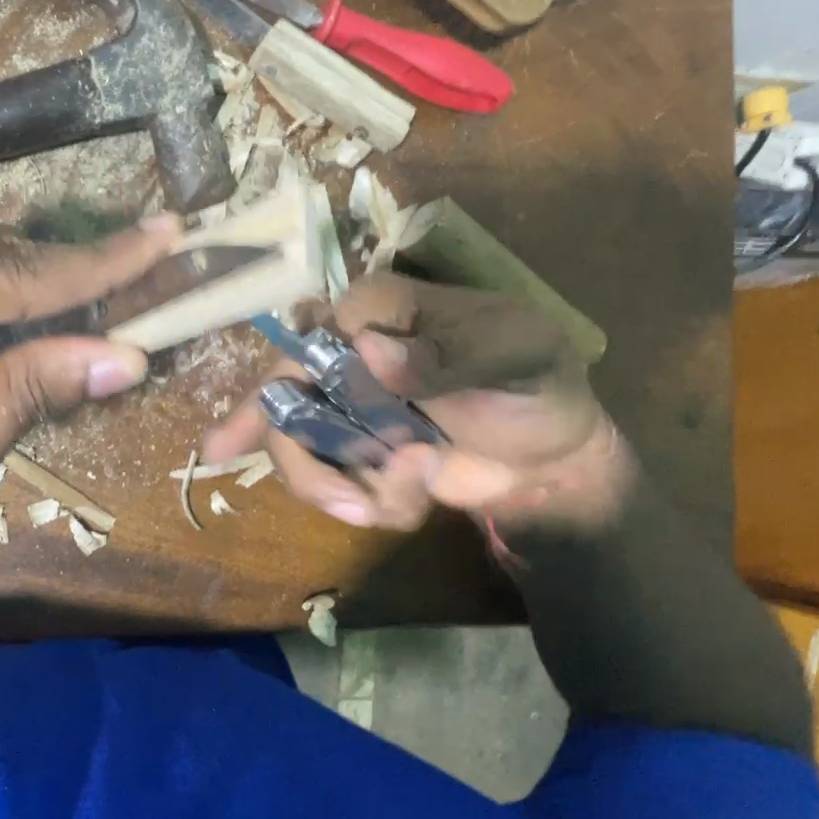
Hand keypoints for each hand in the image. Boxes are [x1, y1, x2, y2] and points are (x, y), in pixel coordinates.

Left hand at [0, 190, 179, 577]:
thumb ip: (24, 398)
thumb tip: (124, 356)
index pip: (3, 272)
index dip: (95, 271)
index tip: (170, 240)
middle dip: (77, 278)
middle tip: (163, 270)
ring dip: (46, 284)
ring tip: (126, 287)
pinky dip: (5, 290)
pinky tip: (59, 301)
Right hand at [201, 274, 631, 532]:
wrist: (552, 457)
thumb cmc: (536, 386)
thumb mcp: (515, 355)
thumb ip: (449, 354)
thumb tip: (369, 349)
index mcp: (378, 311)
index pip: (311, 334)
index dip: (293, 380)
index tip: (266, 431)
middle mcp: (343, 352)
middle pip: (277, 397)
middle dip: (307, 465)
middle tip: (356, 507)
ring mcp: (337, 405)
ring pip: (289, 447)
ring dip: (344, 490)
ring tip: (402, 507)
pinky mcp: (345, 451)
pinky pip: (324, 481)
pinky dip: (368, 503)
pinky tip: (408, 504)